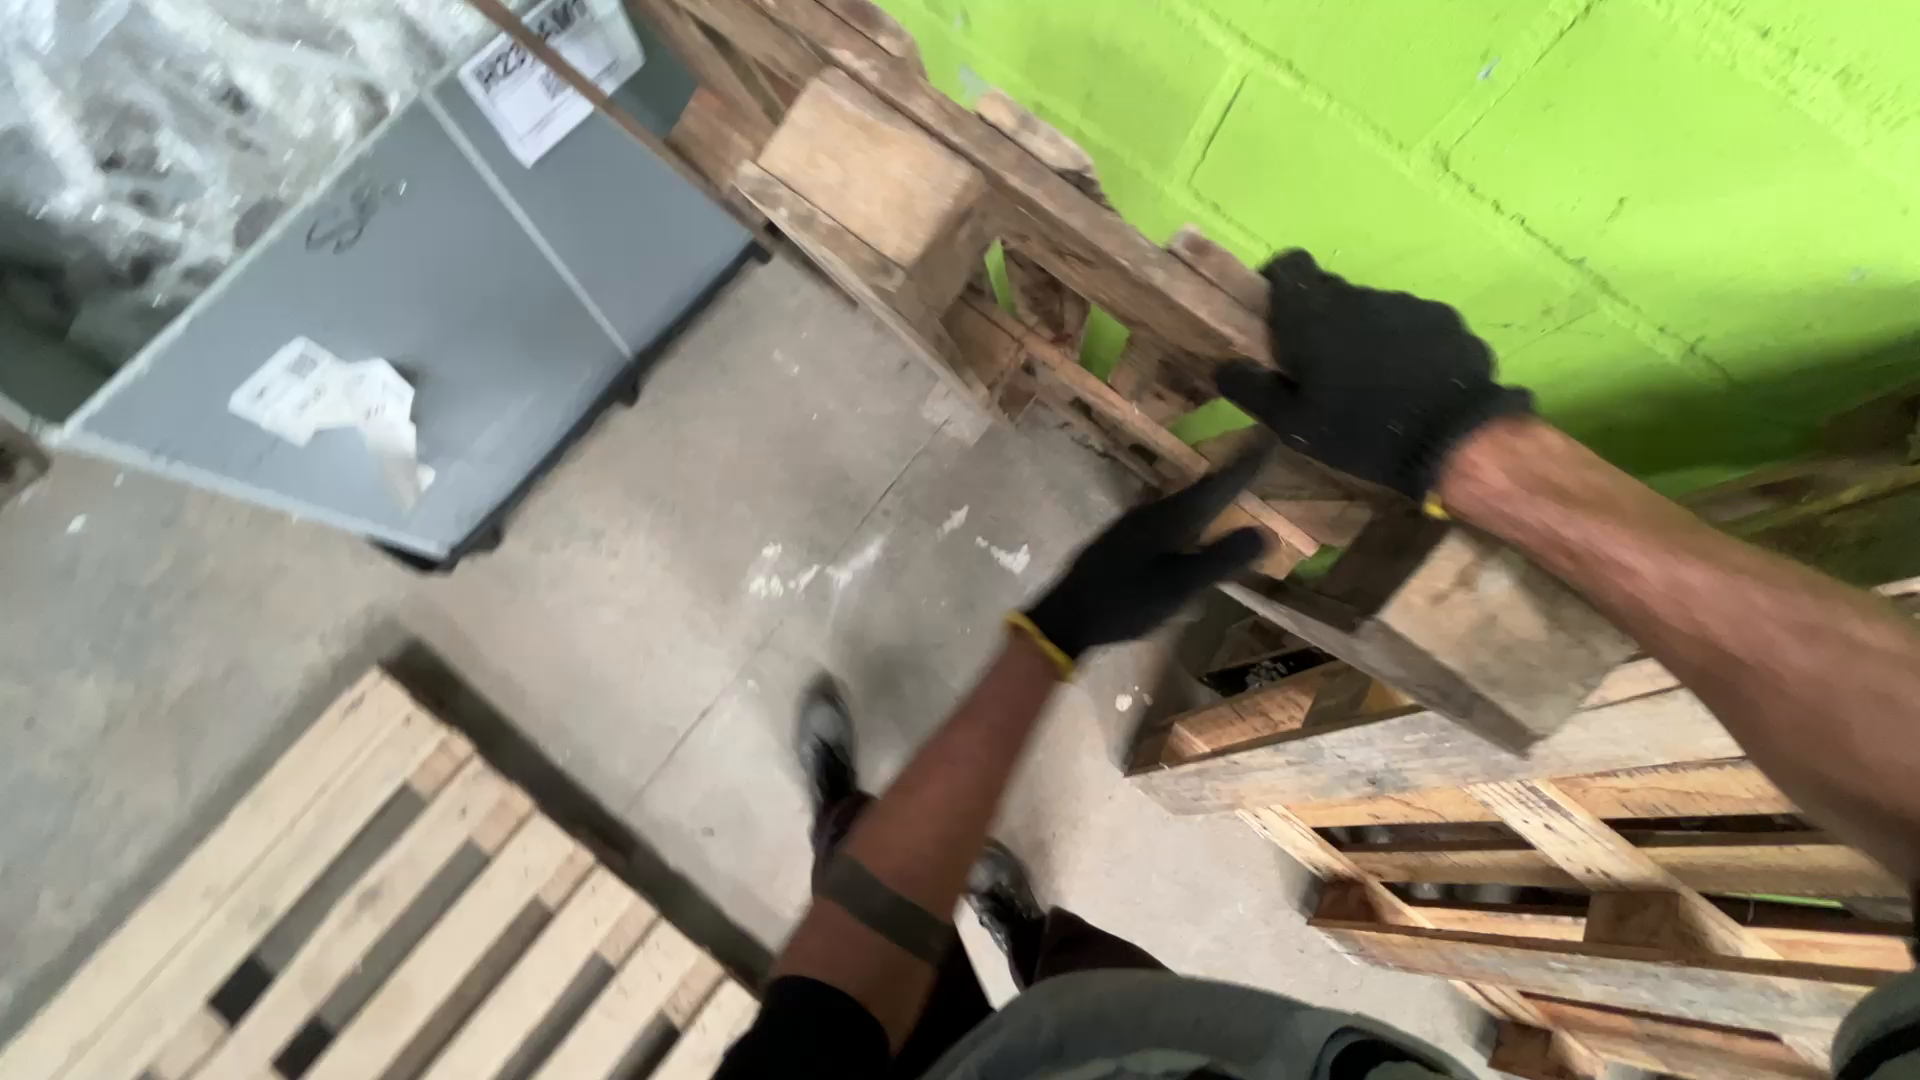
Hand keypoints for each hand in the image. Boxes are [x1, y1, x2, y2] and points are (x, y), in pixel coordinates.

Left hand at [1025, 448, 1269, 658]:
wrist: (1065, 617)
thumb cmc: (1124, 602)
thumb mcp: (1178, 587)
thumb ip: (1220, 560)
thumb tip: (1266, 532)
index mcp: (1167, 519)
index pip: (1214, 486)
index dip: (1243, 467)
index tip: (1266, 440)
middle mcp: (1147, 514)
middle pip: (1195, 492)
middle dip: (1225, 480)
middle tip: (1250, 464)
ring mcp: (1128, 528)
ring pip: (1176, 508)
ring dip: (1202, 501)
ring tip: (1222, 496)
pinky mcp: (1116, 545)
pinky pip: (1161, 523)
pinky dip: (1183, 521)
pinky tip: (1181, 535)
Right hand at [1216, 249, 1532, 499]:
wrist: (1455, 438)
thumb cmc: (1359, 432)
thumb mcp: (1291, 426)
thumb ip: (1252, 390)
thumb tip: (1223, 366)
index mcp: (1313, 317)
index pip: (1289, 265)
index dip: (1277, 284)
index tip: (1273, 317)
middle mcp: (1358, 297)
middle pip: (1327, 291)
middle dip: (1313, 319)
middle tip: (1312, 366)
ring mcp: (1406, 304)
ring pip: (1367, 308)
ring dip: (1356, 333)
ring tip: (1362, 380)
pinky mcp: (1444, 319)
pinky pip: (1406, 322)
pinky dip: (1395, 344)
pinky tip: (1402, 383)